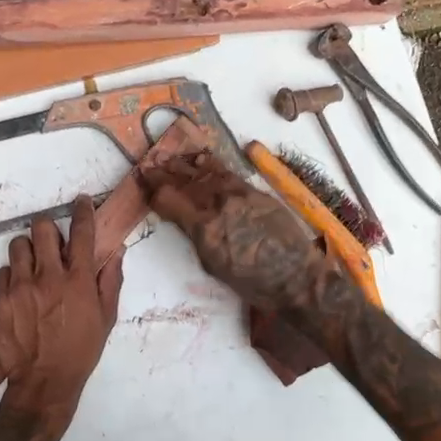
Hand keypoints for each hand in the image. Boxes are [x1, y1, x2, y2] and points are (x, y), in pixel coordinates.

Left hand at [0, 200, 124, 427]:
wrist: (44, 383)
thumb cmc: (80, 352)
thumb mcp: (106, 318)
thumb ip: (111, 281)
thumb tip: (117, 251)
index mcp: (78, 280)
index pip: (81, 231)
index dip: (82, 210)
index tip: (82, 202)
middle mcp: (48, 277)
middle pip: (42, 228)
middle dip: (48, 230)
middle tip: (52, 243)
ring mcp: (20, 287)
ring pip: (18, 245)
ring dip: (28, 250)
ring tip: (33, 266)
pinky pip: (2, 271)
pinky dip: (12, 275)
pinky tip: (20, 290)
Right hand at [138, 150, 326, 312]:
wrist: (297, 278)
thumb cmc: (253, 283)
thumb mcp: (213, 265)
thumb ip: (196, 236)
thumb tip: (185, 218)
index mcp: (204, 228)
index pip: (169, 199)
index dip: (152, 189)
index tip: (143, 181)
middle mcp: (219, 204)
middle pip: (184, 181)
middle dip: (164, 172)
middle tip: (150, 163)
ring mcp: (239, 194)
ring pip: (205, 172)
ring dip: (185, 164)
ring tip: (171, 157)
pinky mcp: (255, 191)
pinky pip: (226, 172)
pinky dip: (209, 165)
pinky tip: (201, 159)